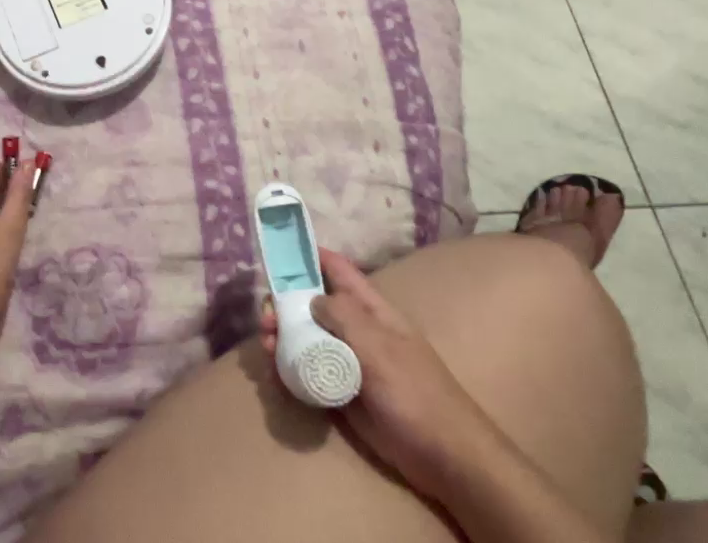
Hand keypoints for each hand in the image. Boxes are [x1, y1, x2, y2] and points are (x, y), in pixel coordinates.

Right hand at [259, 249, 489, 487]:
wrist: (442, 457)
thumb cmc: (415, 393)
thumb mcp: (380, 348)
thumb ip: (345, 317)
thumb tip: (311, 298)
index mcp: (372, 311)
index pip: (339, 271)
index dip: (312, 256)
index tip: (280, 250)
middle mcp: (357, 332)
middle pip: (313, 306)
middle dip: (285, 305)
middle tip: (265, 319)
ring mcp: (348, 363)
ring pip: (307, 340)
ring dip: (283, 338)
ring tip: (266, 346)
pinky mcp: (340, 393)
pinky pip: (308, 373)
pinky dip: (288, 369)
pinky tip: (275, 373)